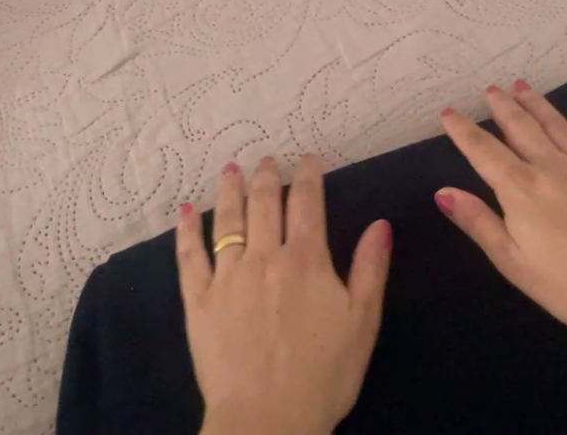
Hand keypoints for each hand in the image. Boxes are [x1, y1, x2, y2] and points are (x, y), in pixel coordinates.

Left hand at [177, 154, 391, 434]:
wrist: (267, 422)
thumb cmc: (323, 375)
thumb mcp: (362, 322)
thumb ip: (371, 269)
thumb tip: (380, 223)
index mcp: (305, 259)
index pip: (307, 202)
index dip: (308, 175)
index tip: (308, 157)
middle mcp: (264, 256)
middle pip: (264, 203)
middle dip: (267, 175)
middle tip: (267, 159)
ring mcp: (227, 276)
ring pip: (228, 220)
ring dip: (230, 190)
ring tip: (231, 169)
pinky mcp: (199, 300)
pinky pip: (190, 256)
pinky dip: (187, 230)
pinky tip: (185, 210)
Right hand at [436, 81, 566, 341]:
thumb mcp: (515, 264)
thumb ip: (479, 223)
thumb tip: (443, 191)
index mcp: (520, 189)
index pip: (483, 152)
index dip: (463, 131)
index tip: (448, 112)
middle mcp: (549, 166)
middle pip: (520, 127)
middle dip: (502, 106)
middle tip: (490, 88)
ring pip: (555, 124)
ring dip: (536, 103)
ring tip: (521, 85)